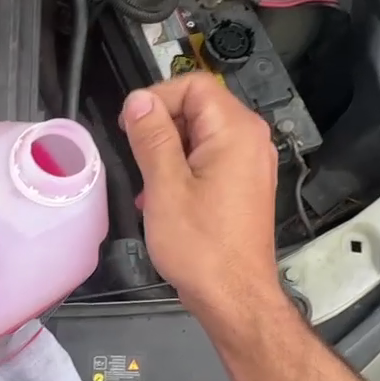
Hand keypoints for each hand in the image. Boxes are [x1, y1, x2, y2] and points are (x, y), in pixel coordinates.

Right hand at [119, 74, 285, 330]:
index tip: (129, 127)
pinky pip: (209, 159)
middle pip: (198, 107)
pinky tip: (163, 198)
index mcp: (234, 132)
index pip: (193, 85)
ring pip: (201, 135)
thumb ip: (151, 137)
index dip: (155, 99)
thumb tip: (138, 101)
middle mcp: (250, 140)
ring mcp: (250, 164)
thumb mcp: (164, 187)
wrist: (233, 295)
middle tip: (135, 158)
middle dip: (160, 126)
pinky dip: (183, 169)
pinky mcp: (244, 186)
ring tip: (148, 185)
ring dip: (168, 151)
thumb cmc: (200, 246)